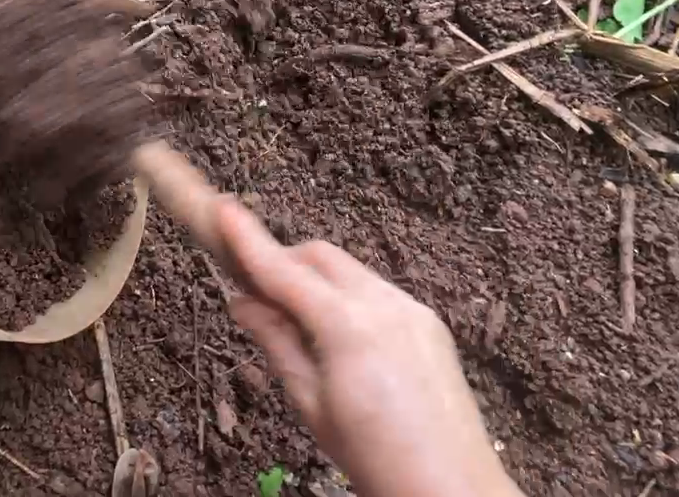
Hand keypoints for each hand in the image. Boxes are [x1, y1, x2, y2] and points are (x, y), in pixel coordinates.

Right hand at [215, 201, 519, 496]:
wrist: (455, 495)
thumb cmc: (374, 458)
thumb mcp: (311, 403)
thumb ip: (277, 342)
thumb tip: (242, 302)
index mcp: (346, 326)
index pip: (283, 270)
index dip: (248, 240)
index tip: (223, 209)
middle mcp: (382, 302)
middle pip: (318, 255)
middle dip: (285, 262)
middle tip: (260, 294)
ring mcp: (410, 307)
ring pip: (347, 270)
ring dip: (316, 280)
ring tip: (303, 325)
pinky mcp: (428, 321)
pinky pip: (375, 290)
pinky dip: (347, 297)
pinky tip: (344, 340)